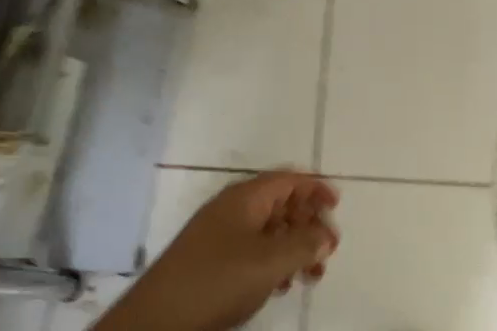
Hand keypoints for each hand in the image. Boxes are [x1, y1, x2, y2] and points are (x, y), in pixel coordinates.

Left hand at [97, 171, 339, 330]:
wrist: (158, 318)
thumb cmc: (217, 279)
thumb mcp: (270, 261)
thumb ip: (304, 244)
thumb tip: (326, 232)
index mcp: (246, 197)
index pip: (288, 179)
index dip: (315, 187)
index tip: (337, 205)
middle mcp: (233, 209)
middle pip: (280, 204)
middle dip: (308, 223)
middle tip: (328, 250)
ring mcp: (219, 234)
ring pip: (268, 231)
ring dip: (294, 247)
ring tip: (311, 275)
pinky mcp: (211, 261)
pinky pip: (253, 251)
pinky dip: (273, 262)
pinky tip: (280, 285)